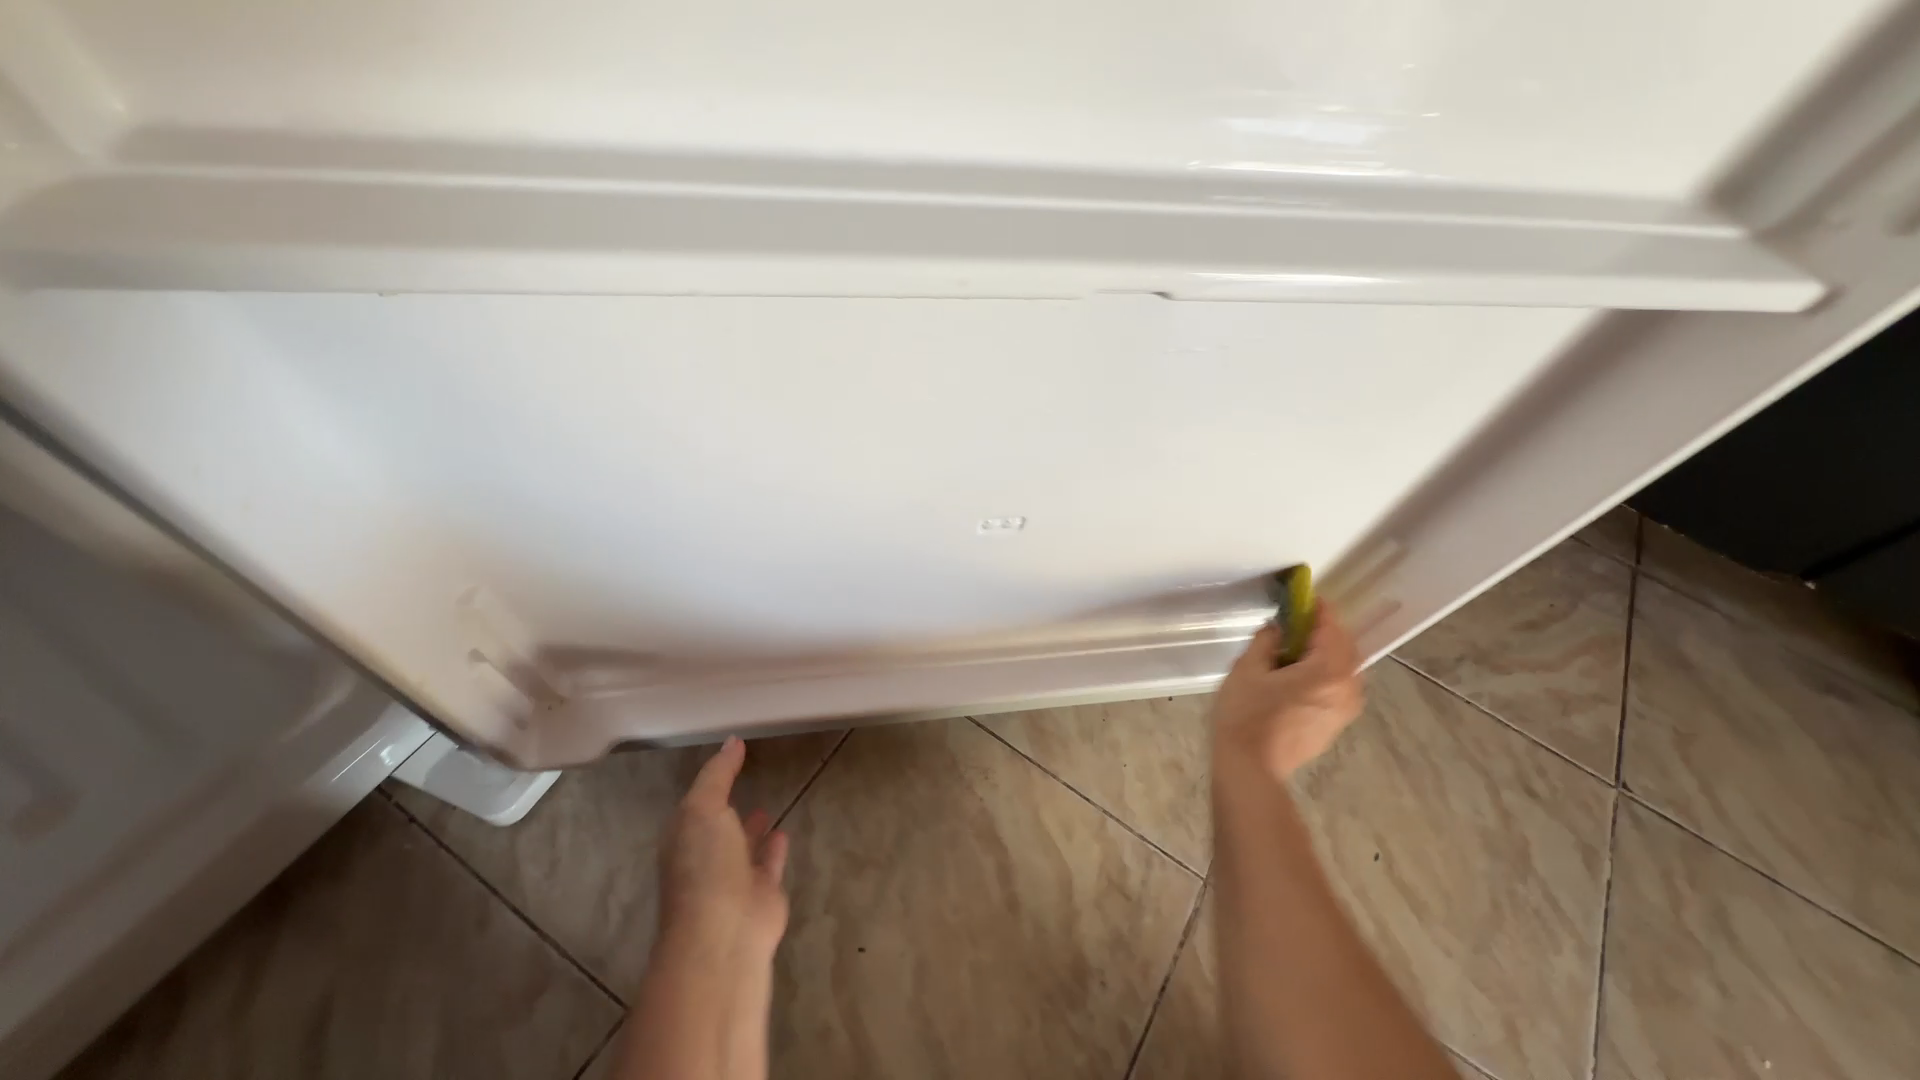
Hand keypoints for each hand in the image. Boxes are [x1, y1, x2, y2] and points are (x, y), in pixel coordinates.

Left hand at [658, 736, 790, 957]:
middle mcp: (704, 859)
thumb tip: (732, 741)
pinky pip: (768, 863)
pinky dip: (774, 849)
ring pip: (743, 847)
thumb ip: (718, 774)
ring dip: (752, 829)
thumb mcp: (702, 808)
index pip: (695, 804)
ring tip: (766, 805)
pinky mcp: (761, 894)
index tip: (729, 758)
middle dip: (727, 808)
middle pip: (717, 828)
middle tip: (746, 781)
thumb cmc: (704, 866)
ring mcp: (733, 879)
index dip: (710, 783)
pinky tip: (783, 831)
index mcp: (683, 838)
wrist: (725, 932)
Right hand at [1212, 604, 1364, 780]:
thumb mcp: (1247, 669)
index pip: (1330, 628)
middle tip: (1297, 622)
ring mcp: (1345, 709)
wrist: (1251, 768)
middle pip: (1344, 647)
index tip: (1304, 598)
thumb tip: (1278, 628)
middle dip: (1324, 631)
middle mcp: (1347, 688)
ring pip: (1344, 669)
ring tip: (1296, 650)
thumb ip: (1266, 641)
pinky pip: (1338, 688)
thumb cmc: (1246, 715)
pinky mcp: (1336, 725)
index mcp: (1328, 670)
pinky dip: (1325, 674)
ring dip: (1326, 654)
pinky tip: (1298, 677)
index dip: (1318, 610)